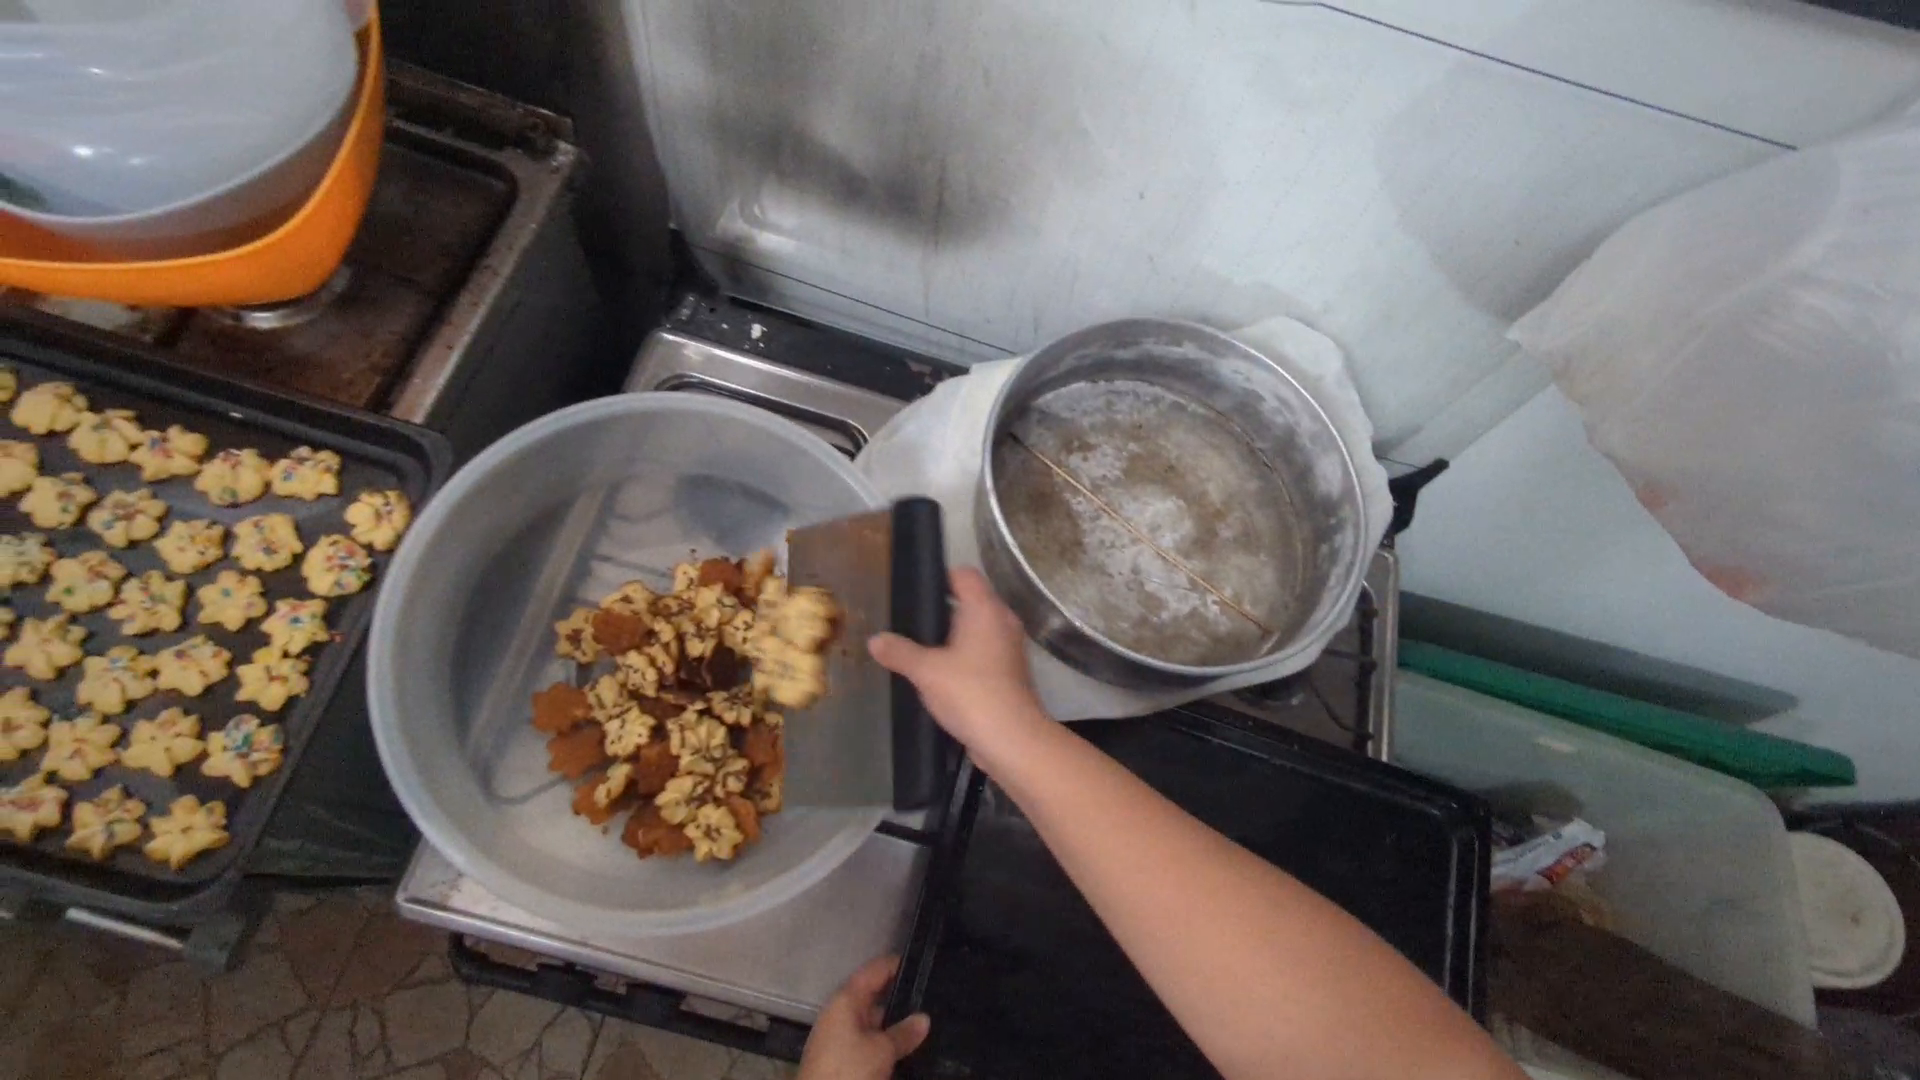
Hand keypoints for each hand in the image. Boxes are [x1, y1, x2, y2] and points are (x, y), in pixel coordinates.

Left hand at [797, 956, 930, 1079]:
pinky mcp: (840, 1061)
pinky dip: (885, 1043)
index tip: (923, 965)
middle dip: (900, 999)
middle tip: (930, 1000)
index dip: (898, 964)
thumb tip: (924, 1018)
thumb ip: (904, 1032)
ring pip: (873, 1023)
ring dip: (895, 1025)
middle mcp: (840, 1013)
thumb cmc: (848, 1072)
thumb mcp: (882, 1051)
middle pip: (874, 996)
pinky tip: (906, 1050)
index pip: (875, 970)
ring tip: (925, 1026)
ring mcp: (839, 1038)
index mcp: (846, 999)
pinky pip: (868, 1042)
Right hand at [869, 566, 1048, 752]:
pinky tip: (940, 676)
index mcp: (986, 609)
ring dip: (952, 638)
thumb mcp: (926, 671)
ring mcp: (1009, 648)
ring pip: (976, 630)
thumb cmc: (971, 693)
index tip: (914, 593)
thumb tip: (875, 640)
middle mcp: (1002, 621)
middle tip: (908, 624)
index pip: (964, 574)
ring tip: (919, 651)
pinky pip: (982, 653)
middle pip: (970, 601)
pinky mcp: (1009, 672)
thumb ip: (899, 651)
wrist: (1013, 740)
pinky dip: (964, 658)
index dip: (939, 577)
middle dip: (940, 611)